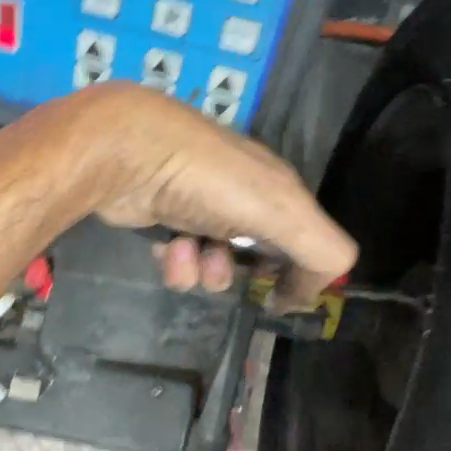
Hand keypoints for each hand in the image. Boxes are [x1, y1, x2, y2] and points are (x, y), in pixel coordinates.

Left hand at [64, 83, 356, 308]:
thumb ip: (322, 252)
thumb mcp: (286, 212)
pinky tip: (166, 246)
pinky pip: (180, 261)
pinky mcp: (163, 219)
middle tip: (228, 264)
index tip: (281, 296)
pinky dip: (176, 262)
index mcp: (278, 188)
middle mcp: (243, 195)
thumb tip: (307, 297)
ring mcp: (200, 207)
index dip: (297, 271)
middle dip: (244, 271)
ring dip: (205, 271)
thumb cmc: (212, 180)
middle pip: (259, 258)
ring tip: (190, 251)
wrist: (128, 154)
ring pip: (216, 266)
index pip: (305, 240)